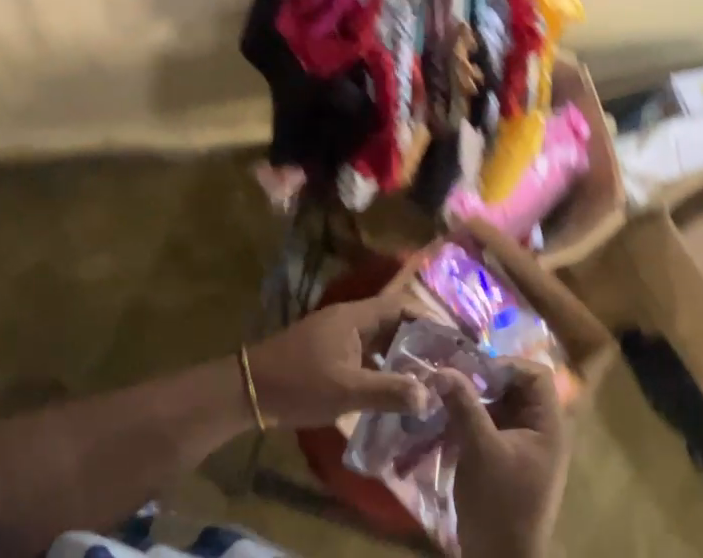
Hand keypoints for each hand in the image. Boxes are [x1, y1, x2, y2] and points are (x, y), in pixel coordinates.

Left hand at [248, 294, 433, 429]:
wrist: (248, 392)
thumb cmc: (299, 384)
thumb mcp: (347, 390)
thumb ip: (389, 391)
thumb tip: (431, 394)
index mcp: (354, 317)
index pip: (401, 307)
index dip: (429, 322)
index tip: (453, 344)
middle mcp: (348, 320)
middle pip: (392, 323)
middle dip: (419, 342)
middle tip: (447, 366)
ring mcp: (336, 337)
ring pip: (379, 341)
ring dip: (401, 357)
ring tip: (429, 381)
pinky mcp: (328, 355)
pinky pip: (365, 355)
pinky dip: (382, 368)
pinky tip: (395, 393)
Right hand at [432, 360, 568, 557]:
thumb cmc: (500, 504)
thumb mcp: (481, 451)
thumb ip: (465, 406)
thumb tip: (442, 368)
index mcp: (548, 425)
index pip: (535, 375)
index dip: (506, 365)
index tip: (472, 371)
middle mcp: (539, 429)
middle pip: (515, 386)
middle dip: (482, 378)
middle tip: (449, 376)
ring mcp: (521, 444)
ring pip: (498, 404)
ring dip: (472, 396)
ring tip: (441, 393)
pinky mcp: (503, 457)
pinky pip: (488, 423)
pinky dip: (468, 416)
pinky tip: (443, 416)